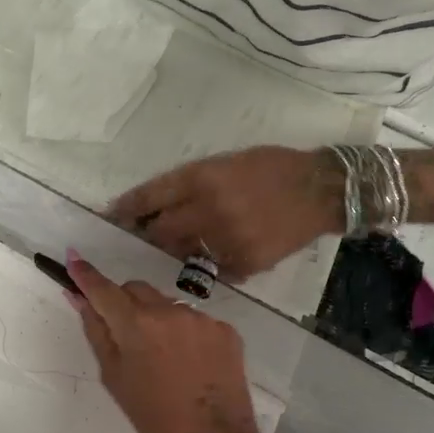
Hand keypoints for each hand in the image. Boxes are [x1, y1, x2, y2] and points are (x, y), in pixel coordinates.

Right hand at [63, 253, 266, 432]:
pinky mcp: (226, 331)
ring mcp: (201, 320)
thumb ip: (96, 330)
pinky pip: (192, 319)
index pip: (102, 288)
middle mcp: (169, 312)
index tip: (72, 257)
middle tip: (123, 331)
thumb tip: (78, 298)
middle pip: (135, 289)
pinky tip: (187, 360)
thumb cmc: (154, 416)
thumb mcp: (113, 374)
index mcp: (136, 324)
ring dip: (154, 316)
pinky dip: (182, 331)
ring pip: (164, 303)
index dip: (84, 272)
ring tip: (161, 353)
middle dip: (123, 301)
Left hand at [105, 146, 343, 281]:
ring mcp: (229, 238)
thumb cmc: (267, 168)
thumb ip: (184, 184)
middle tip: (143, 232)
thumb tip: (151, 203)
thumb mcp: (218, 163)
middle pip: (159, 229)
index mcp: (200, 179)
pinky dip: (207, 263)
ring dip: (174, 248)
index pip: (149, 197)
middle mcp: (209, 209)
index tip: (110, 216)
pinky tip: (210, 255)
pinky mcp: (249, 262)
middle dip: (148, 231)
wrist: (323, 189)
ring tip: (176, 244)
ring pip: (182, 251)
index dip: (126, 208)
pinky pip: (213, 269)